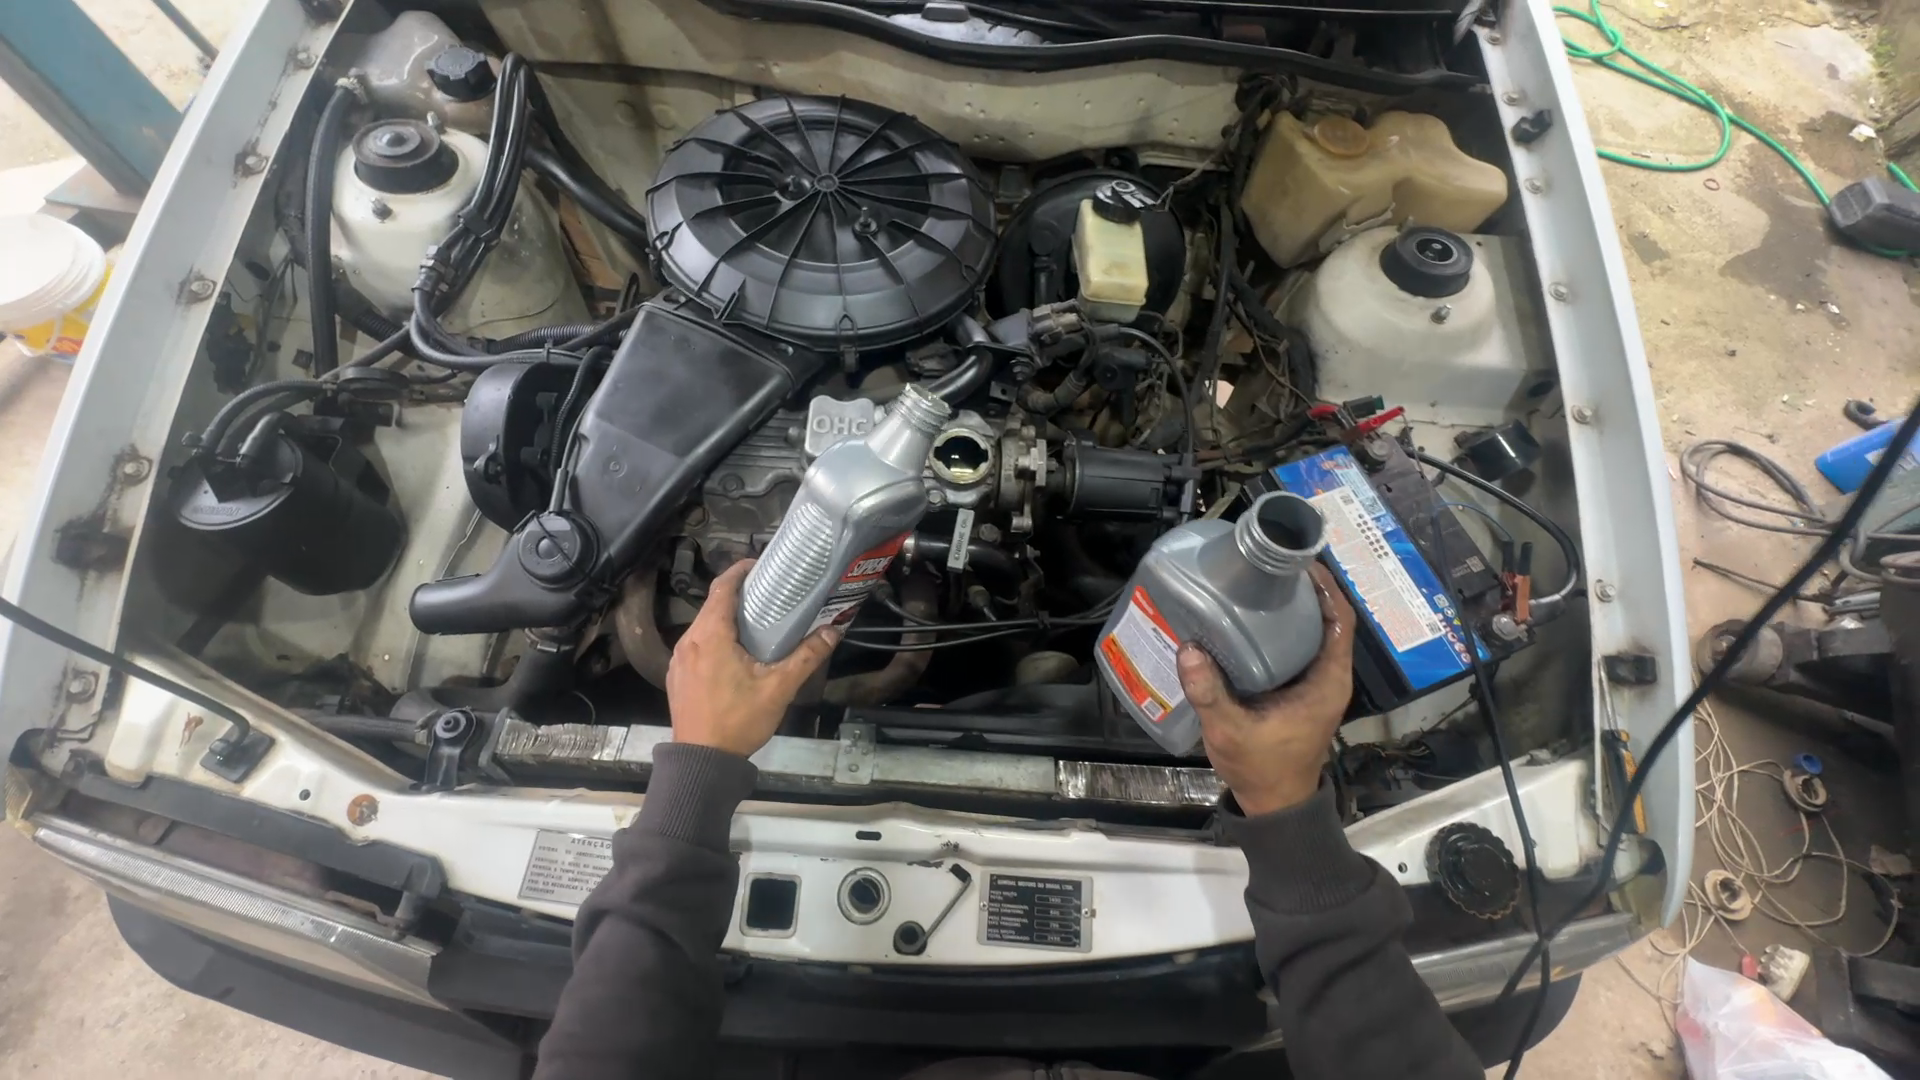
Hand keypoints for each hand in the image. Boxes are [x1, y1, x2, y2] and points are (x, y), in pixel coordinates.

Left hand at [665, 560, 840, 757]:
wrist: (702, 761)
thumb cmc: (738, 720)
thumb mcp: (779, 688)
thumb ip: (806, 656)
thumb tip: (833, 630)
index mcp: (710, 636)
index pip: (721, 588)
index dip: (740, 571)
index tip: (761, 565)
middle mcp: (689, 641)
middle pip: (713, 605)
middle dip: (739, 595)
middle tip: (770, 593)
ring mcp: (680, 659)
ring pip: (705, 625)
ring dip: (728, 617)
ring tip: (758, 620)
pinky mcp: (678, 675)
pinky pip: (698, 644)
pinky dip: (717, 637)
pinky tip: (737, 650)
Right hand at [1177, 563, 1357, 815]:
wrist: (1273, 803)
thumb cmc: (1262, 768)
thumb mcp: (1231, 731)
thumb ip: (1211, 693)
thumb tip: (1188, 650)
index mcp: (1326, 682)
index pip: (1340, 622)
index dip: (1327, 588)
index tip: (1300, 561)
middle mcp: (1326, 676)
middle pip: (1325, 618)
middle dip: (1302, 589)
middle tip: (1267, 563)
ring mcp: (1312, 682)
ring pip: (1309, 631)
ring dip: (1289, 606)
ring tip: (1254, 581)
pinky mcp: (1295, 688)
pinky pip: (1292, 646)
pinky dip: (1277, 627)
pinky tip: (1245, 618)